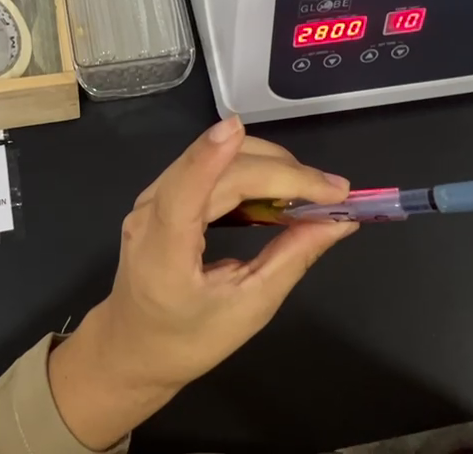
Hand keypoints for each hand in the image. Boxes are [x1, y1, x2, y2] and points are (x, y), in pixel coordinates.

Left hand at [48, 116, 356, 449]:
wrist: (133, 346)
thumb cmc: (189, 340)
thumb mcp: (249, 308)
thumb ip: (292, 258)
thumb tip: (339, 221)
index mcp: (163, 252)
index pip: (184, 190)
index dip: (210, 155)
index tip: (240, 126)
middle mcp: (149, 214)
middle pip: (215, 171)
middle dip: (278, 170)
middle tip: (333, 190)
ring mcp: (149, 199)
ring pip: (211, 159)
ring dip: (266, 164)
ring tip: (312, 188)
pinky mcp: (159, 194)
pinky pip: (205, 168)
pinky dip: (247, 170)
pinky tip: (277, 188)